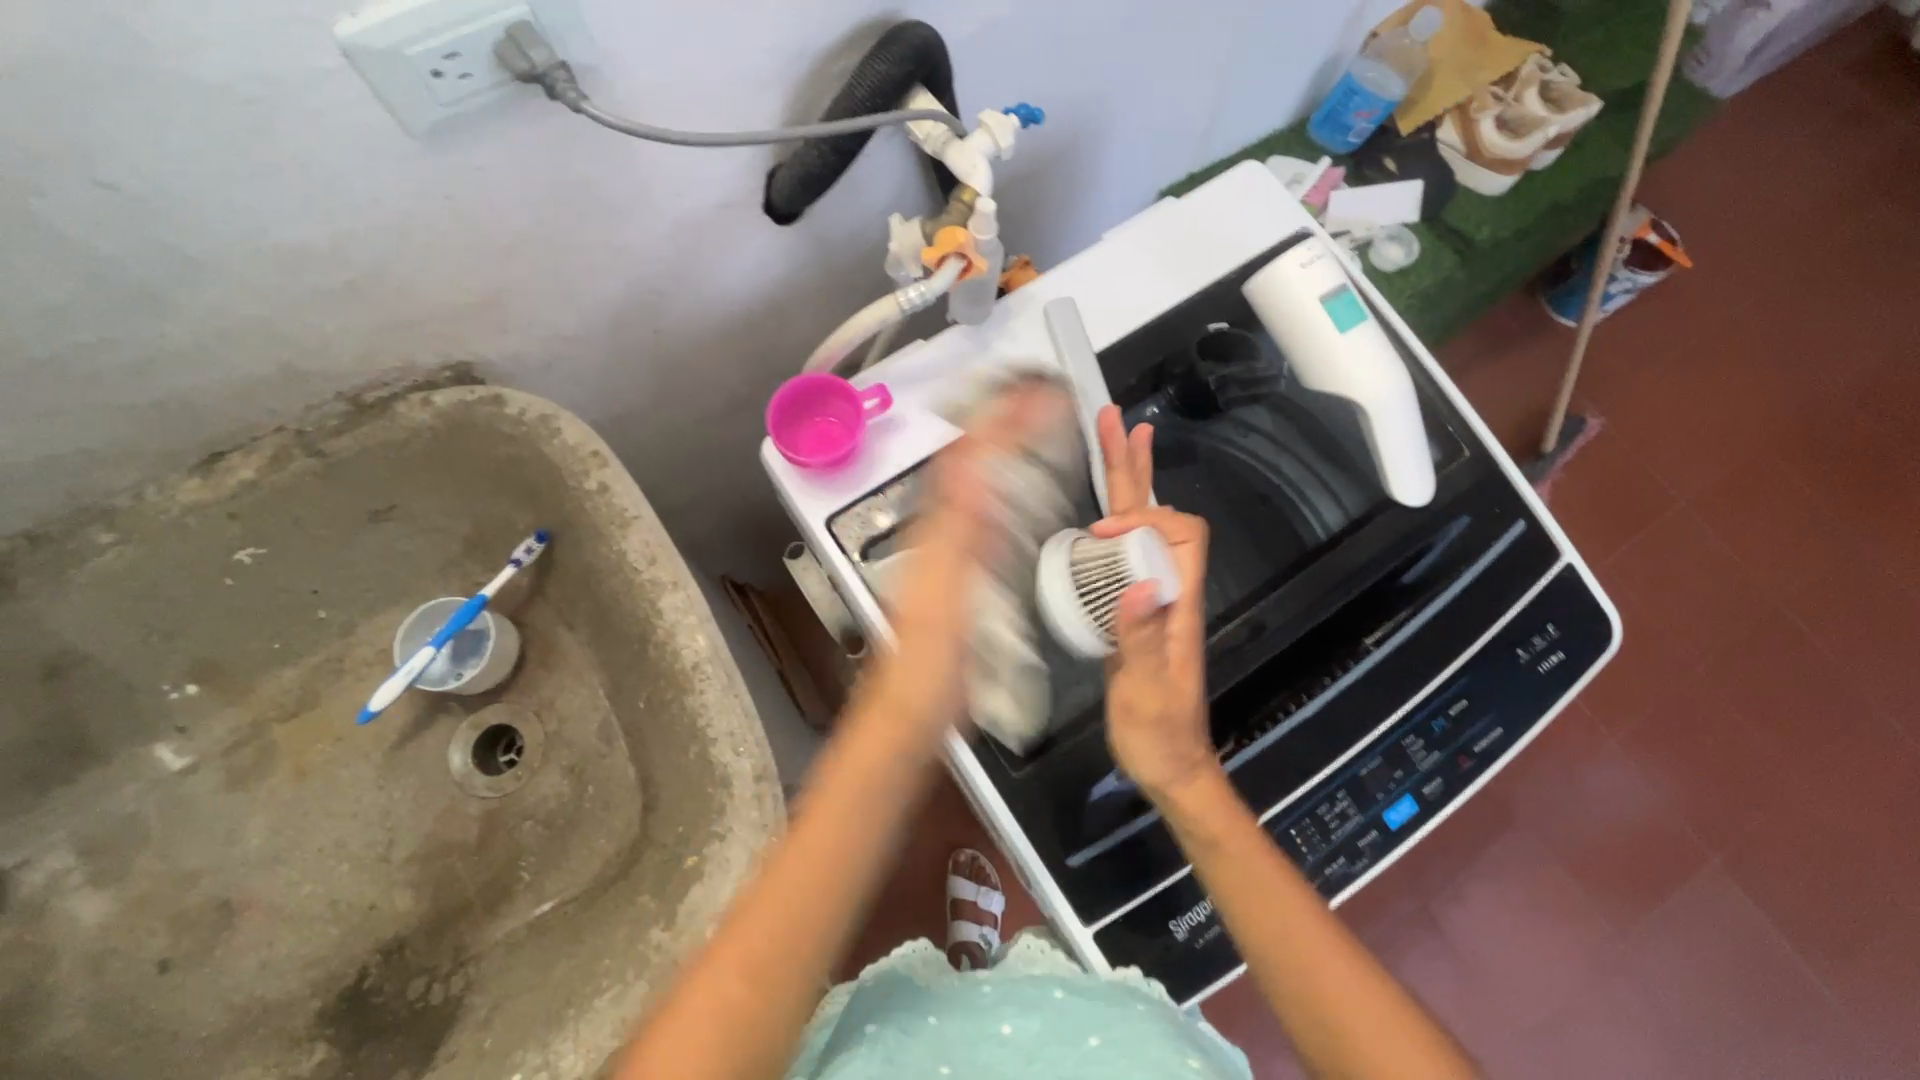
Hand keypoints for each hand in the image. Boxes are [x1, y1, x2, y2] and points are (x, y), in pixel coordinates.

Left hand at [866, 381, 1075, 739]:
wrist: (912, 706)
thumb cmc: (927, 661)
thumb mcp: (946, 595)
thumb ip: (962, 533)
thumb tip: (979, 472)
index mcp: (941, 529)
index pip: (970, 455)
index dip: (1001, 417)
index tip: (1032, 388)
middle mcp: (942, 530)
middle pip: (972, 458)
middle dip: (1003, 419)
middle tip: (1035, 391)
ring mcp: (951, 549)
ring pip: (978, 482)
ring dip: (1005, 446)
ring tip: (1032, 422)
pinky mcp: (963, 572)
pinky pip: (985, 514)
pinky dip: (1006, 487)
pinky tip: (1020, 489)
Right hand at [1093, 405, 1219, 802]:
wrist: (1169, 764)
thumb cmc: (1160, 731)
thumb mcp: (1150, 690)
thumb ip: (1144, 637)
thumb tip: (1140, 582)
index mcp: (1178, 601)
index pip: (1178, 533)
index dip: (1143, 519)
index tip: (1102, 534)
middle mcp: (1169, 590)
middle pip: (1158, 516)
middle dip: (1134, 468)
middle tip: (1117, 422)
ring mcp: (1152, 598)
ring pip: (1143, 528)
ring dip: (1128, 482)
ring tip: (1116, 439)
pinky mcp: (1134, 610)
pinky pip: (1125, 553)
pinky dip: (1114, 519)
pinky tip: (1100, 509)